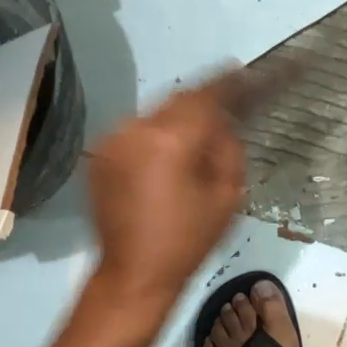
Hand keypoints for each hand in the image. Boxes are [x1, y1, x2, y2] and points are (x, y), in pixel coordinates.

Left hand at [88, 72, 246, 299]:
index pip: (206, 95)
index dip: (228, 82)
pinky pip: (137, 134)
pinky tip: (167, 163)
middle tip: (224, 117)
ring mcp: (113, 141)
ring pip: (156, 116)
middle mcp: (137, 130)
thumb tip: (221, 123)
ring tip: (194, 147)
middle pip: (178, 102)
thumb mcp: (227, 195)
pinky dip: (155, 139)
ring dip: (177, 123)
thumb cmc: (188, 240)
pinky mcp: (101, 155)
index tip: (245, 73)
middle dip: (202, 106)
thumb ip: (228, 148)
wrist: (135, 273)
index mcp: (171, 140)